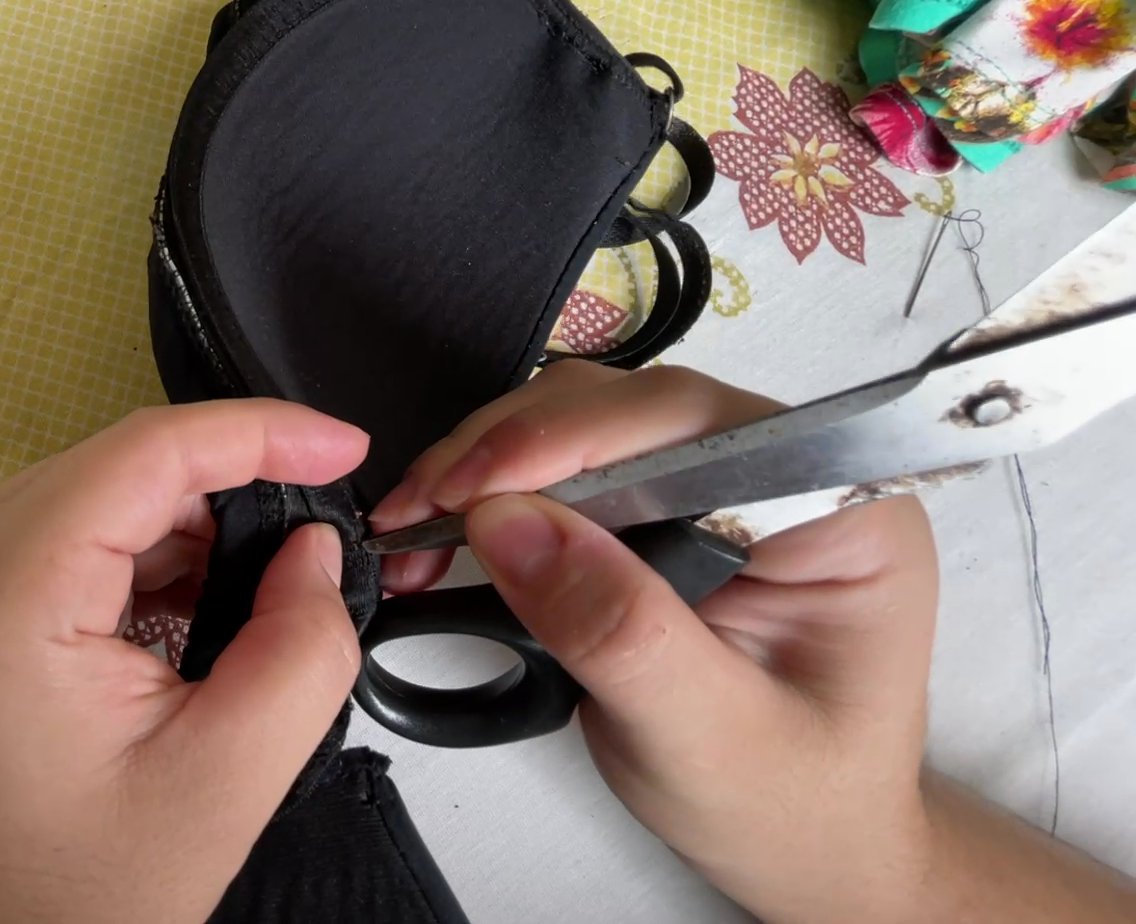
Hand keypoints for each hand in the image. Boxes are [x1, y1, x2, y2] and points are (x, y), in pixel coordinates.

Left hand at [0, 400, 367, 923]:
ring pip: (109, 483)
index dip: (259, 432)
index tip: (343, 447)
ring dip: (192, 522)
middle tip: (305, 546)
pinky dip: (149, 545)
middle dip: (233, 485)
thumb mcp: (221, 783)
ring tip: (244, 599)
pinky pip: (80, 518)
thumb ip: (299, 651)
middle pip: (127, 461)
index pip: (148, 451)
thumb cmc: (68, 888)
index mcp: (5, 589)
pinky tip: (187, 606)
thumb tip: (313, 549)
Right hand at [372, 361, 940, 921]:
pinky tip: (432, 527)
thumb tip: (501, 521)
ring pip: (555, 421)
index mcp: (827, 508)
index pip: (684, 424)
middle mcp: (757, 466)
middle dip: (494, 454)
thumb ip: (617, 629)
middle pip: (605, 408)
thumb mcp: (708, 737)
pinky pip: (536, 460)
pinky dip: (471, 488)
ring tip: (409, 527)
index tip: (465, 495)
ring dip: (470, 467)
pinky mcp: (631, 497)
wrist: (784, 828)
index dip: (564, 441)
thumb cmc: (781, 799)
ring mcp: (689, 474)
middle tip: (412, 516)